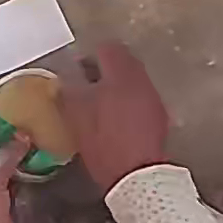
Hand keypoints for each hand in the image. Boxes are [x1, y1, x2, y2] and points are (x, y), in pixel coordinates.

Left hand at [0, 135, 31, 222]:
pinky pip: (16, 173)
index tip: (14, 122)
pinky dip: (25, 167)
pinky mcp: (7, 192)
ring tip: (36, 142)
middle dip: (11, 141)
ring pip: (7, 161)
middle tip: (30, 130)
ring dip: (20, 154)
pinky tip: (37, 160)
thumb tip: (22, 135)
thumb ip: (7, 156)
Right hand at [60, 42, 169, 192]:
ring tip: (100, 103)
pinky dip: (129, 100)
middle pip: (123, 61)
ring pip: (133, 79)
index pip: (108, 48)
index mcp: (120, 73)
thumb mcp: (76, 116)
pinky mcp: (160, 115)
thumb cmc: (103, 140)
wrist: (136, 174)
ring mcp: (153, 97)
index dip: (90, 56)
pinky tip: (117, 118)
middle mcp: (141, 79)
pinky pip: (141, 96)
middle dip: (105, 69)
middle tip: (87, 85)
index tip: (77, 70)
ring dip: (117, 85)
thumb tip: (62, 81)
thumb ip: (67, 92)